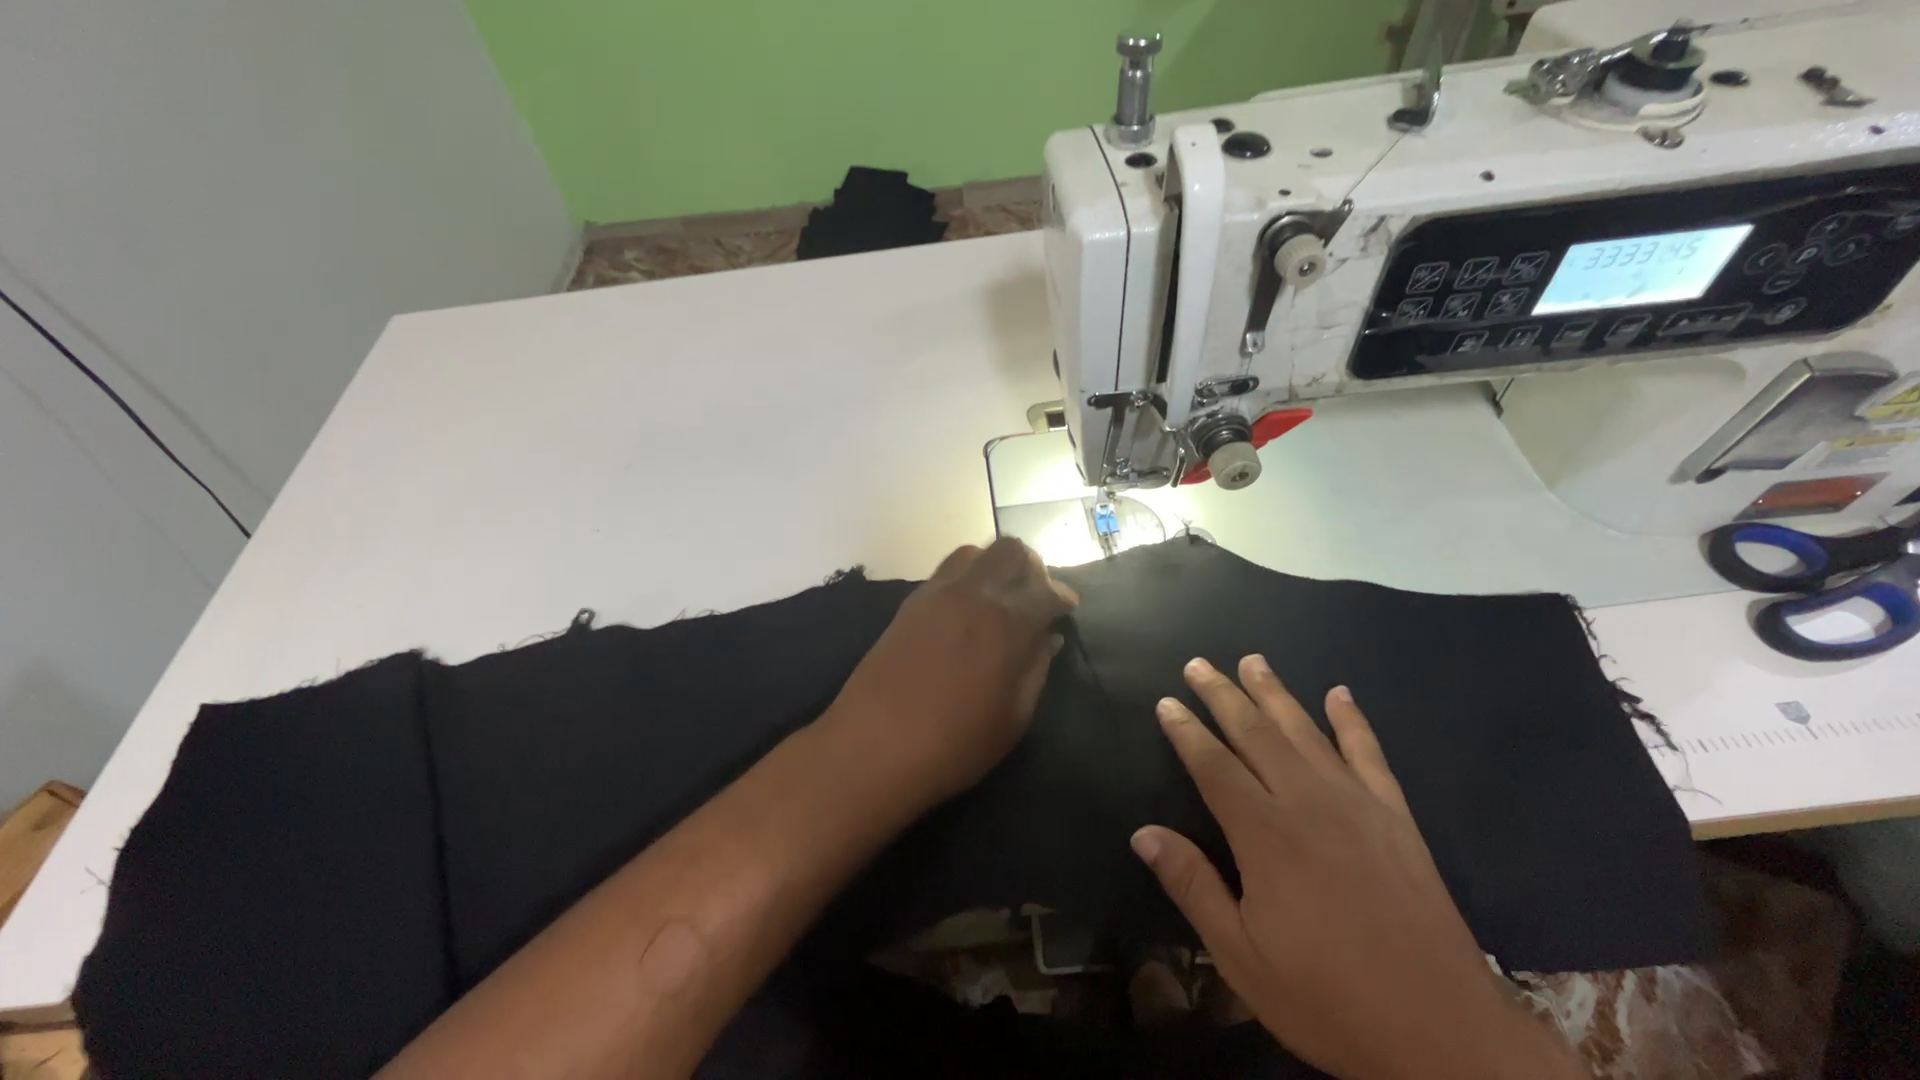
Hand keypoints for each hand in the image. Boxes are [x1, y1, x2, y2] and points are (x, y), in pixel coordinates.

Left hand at [824, 539, 1077, 803]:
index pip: (1047, 590)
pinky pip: (945, 572)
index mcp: (1006, 623)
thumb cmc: (953, 745)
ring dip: (993, 566)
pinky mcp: (908, 605)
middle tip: (1035, 596)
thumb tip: (1047, 639)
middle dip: (1031, 567)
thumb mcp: (1012, 720)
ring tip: (999, 598)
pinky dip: (965, 578)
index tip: (1066, 611)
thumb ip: (1036, 672)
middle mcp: (973, 595)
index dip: (1063, 598)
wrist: (871, 748)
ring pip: (973, 553)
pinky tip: (966, 611)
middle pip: (1010, 551)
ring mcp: (935, 595)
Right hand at [1132, 657, 1586, 1079]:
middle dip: (1224, 696)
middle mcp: (1308, 803)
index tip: (1166, 702)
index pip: (1214, 767)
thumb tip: (1143, 832)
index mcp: (1264, 835)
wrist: (1440, 1028)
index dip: (1186, 732)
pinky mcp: (1397, 818)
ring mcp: (1358, 805)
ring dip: (1276, 694)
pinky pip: (1370, 755)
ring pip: (1307, 733)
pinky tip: (1339, 694)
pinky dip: (1353, 720)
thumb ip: (1192, 885)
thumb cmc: (1327, 997)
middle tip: (1199, 664)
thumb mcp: (1240, 955)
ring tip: (1253, 661)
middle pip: (1257, 734)